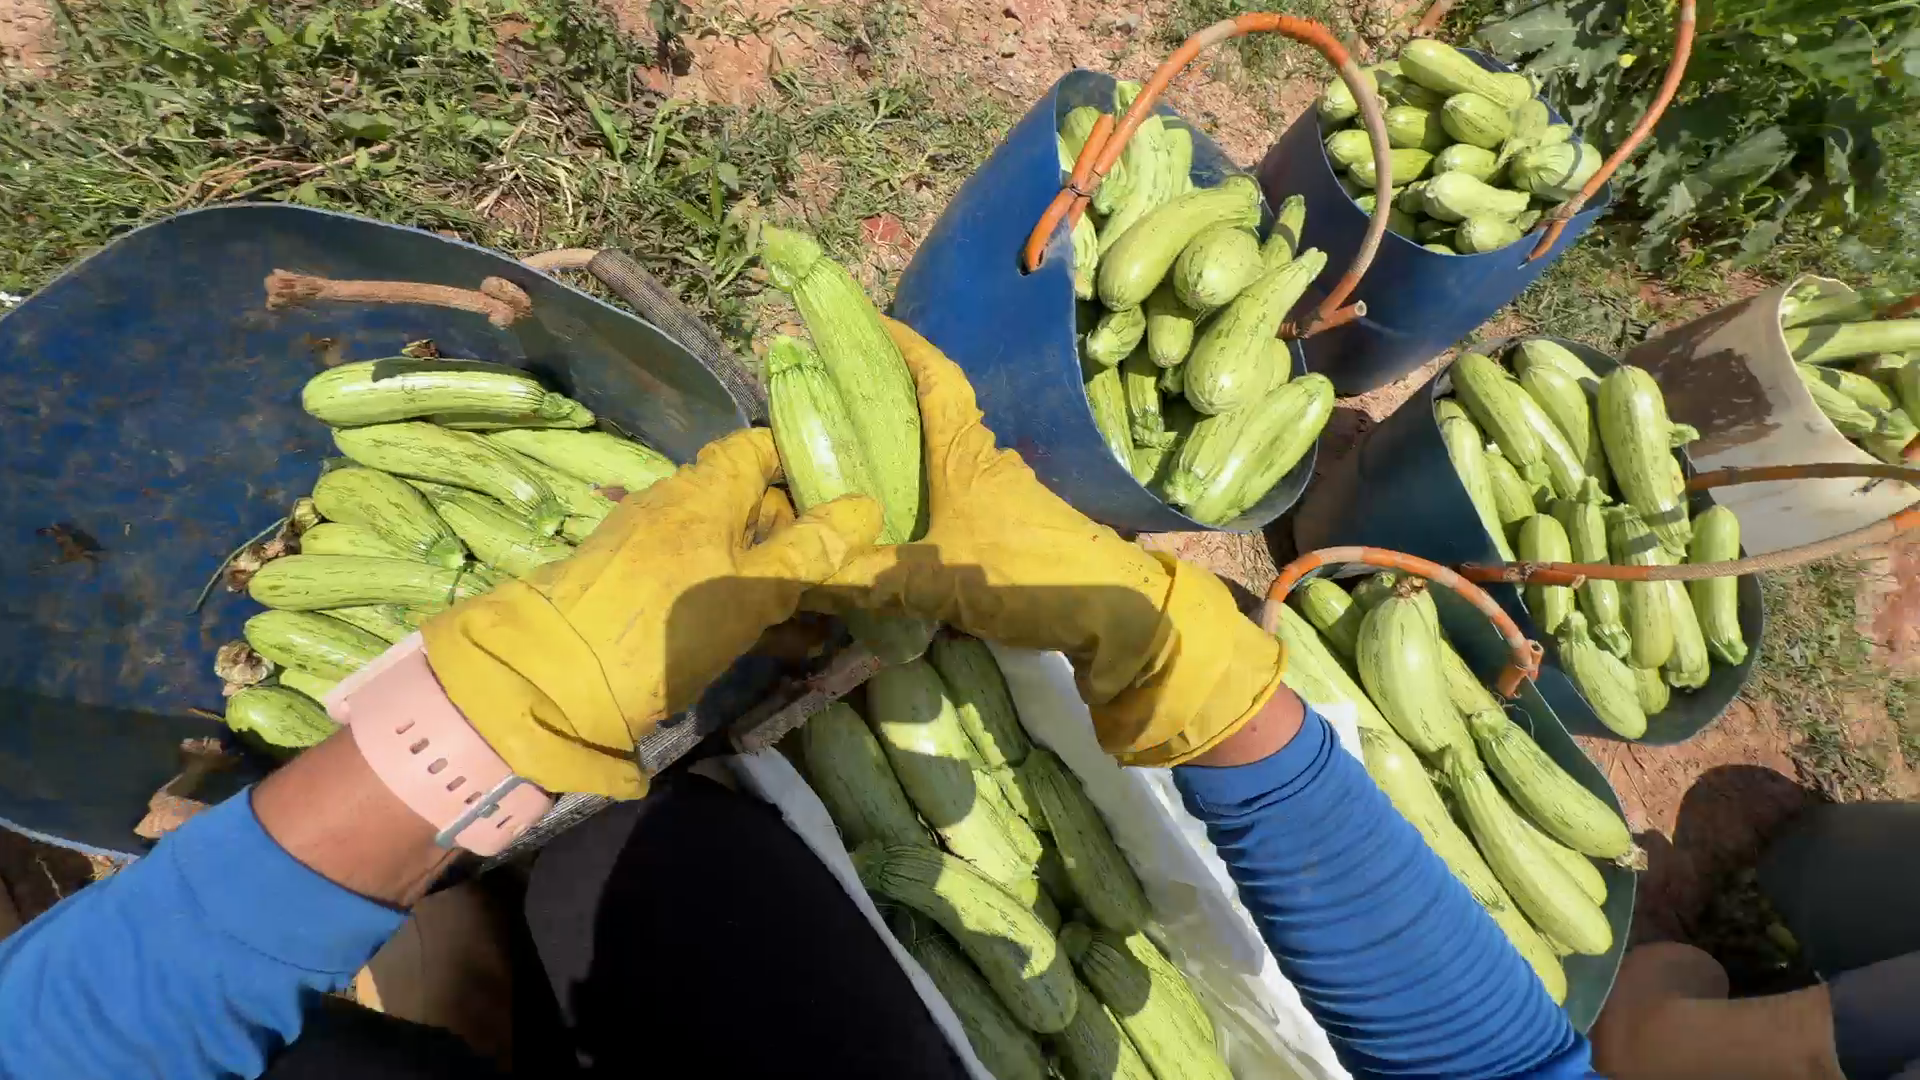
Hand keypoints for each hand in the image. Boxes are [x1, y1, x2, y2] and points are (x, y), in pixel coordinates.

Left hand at [423, 428, 881, 796]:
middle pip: (754, 503)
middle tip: (850, 566)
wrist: (554, 685)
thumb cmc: (664, 623)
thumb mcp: (750, 588)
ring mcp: (662, 554)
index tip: (843, 484)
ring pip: (738, 551)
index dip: (799, 458)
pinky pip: (715, 586)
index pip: (756, 448)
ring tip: (828, 613)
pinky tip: (786, 640)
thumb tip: (866, 507)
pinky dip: (751, 604)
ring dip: (783, 576)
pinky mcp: (650, 596)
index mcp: (703, 493)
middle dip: (804, 531)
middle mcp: (680, 510)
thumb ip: (810, 550)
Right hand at [809, 318, 1284, 765]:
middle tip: (845, 404)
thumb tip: (811, 575)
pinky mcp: (1019, 523)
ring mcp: (1008, 491)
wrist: (1113, 607)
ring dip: (914, 451)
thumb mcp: (938, 579)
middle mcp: (987, 461)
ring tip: (864, 465)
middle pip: (940, 413)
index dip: (906, 345)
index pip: (937, 379)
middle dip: (896, 399)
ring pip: (950, 456)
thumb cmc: (1024, 573)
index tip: (872, 322)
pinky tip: (908, 523)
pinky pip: (962, 492)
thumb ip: (872, 578)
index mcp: (966, 454)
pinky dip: (931, 493)